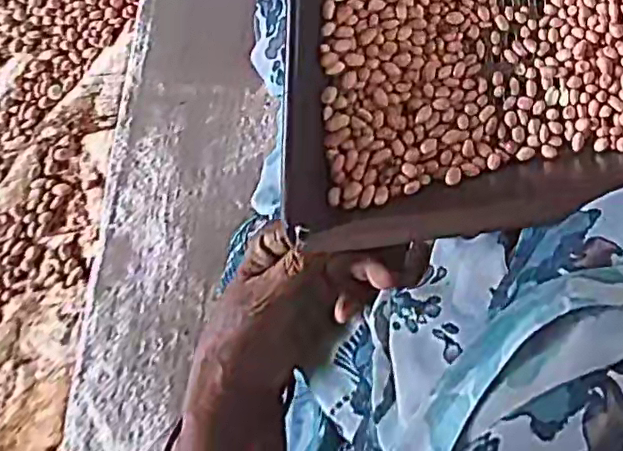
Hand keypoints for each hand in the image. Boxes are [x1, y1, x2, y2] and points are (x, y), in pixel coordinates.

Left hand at [188, 224, 415, 398]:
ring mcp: (313, 278)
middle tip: (382, 277)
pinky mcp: (326, 302)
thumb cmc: (241, 342)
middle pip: (343, 241)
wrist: (239, 402)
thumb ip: (306, 257)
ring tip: (357, 304)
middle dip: (364, 259)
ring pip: (354, 264)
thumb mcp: (271, 293)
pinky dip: (356, 299)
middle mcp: (299, 253)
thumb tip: (340, 227)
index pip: (322, 220)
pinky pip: (353, 289)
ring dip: (364, 281)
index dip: (349, 227)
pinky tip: (345, 315)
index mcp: (278, 241)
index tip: (371, 239)